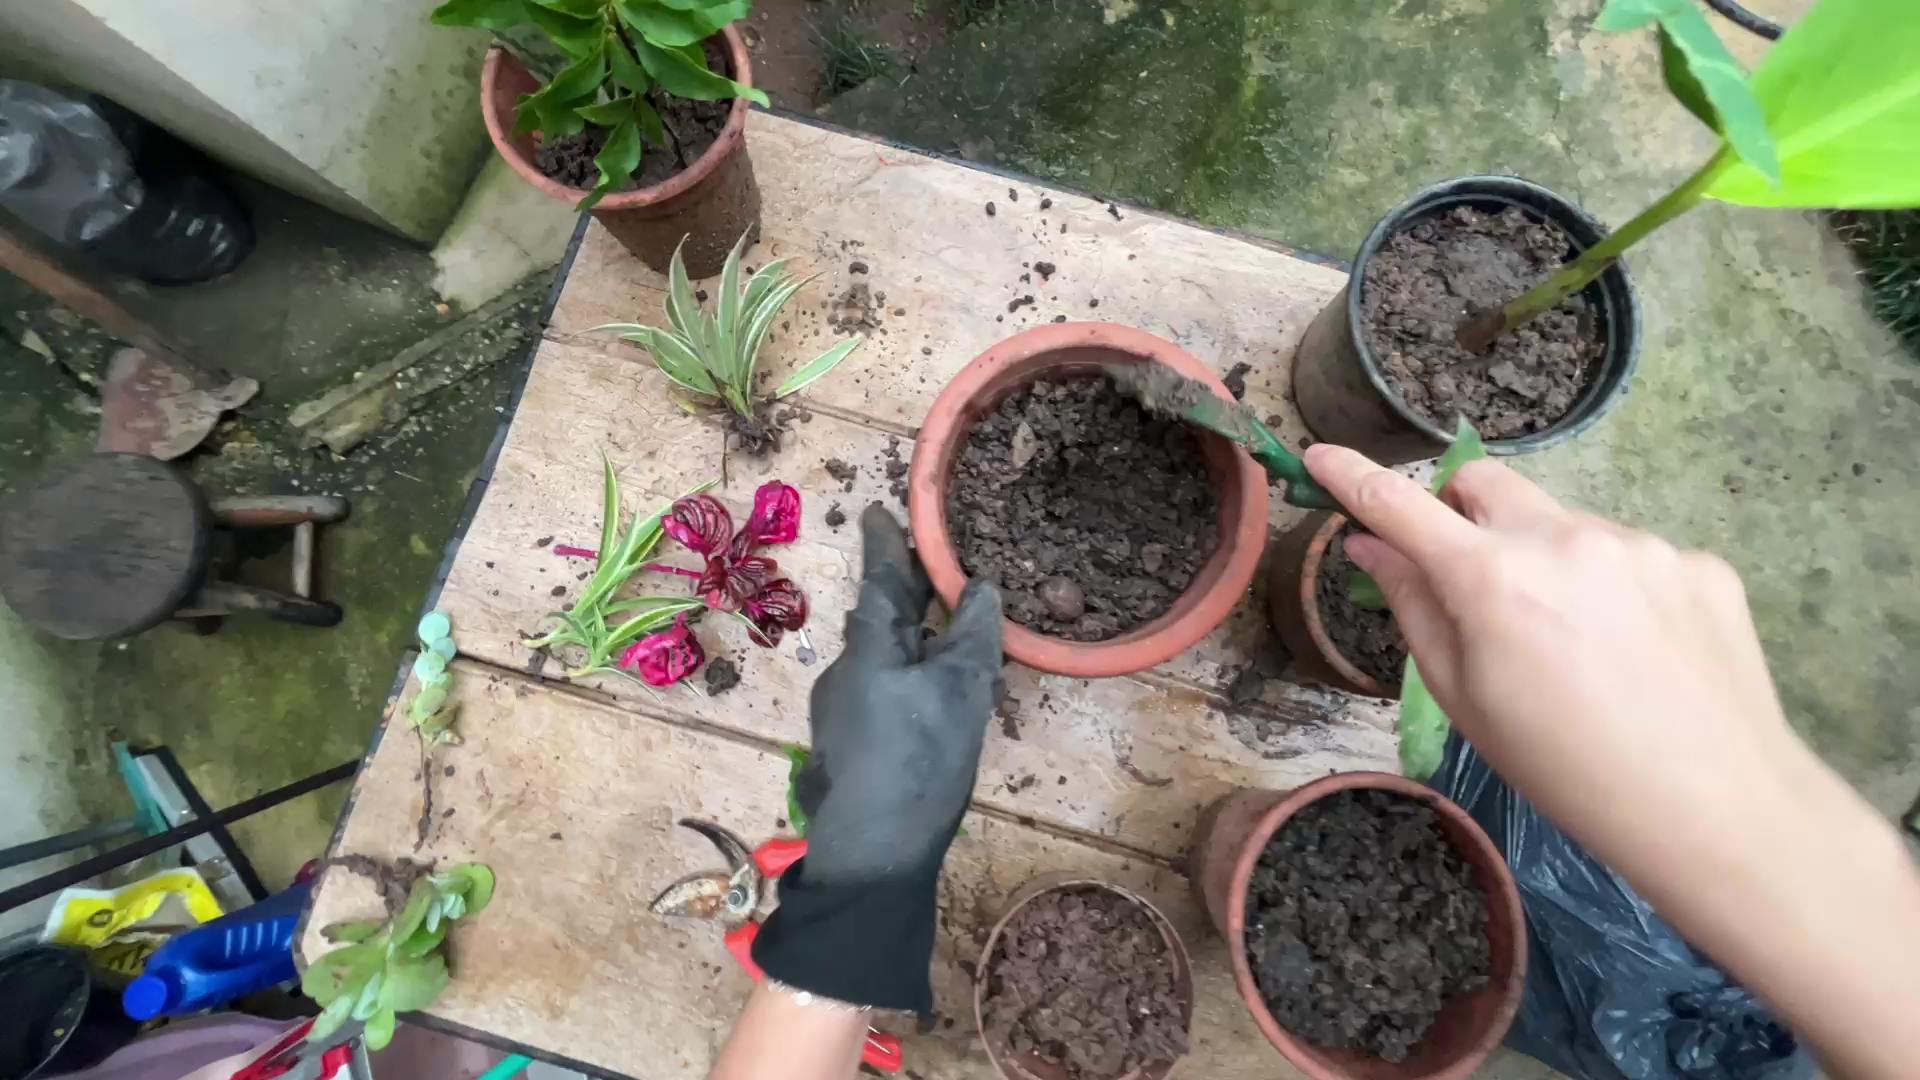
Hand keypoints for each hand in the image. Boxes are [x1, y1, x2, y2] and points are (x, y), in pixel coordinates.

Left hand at [797, 503, 1002, 883]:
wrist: (873, 851)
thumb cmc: (918, 759)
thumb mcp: (961, 691)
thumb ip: (972, 633)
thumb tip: (982, 587)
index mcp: (870, 645)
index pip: (879, 577)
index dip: (885, 542)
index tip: (879, 511)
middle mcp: (849, 667)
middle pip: (881, 613)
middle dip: (904, 585)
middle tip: (929, 562)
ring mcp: (844, 704)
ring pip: (885, 650)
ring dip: (912, 630)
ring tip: (945, 622)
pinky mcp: (850, 736)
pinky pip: (884, 682)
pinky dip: (910, 668)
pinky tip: (934, 685)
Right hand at [1302, 445, 1796, 857]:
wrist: (1717, 810)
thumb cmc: (1553, 760)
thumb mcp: (1455, 688)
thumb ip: (1409, 600)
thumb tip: (1367, 544)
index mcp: (1490, 576)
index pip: (1396, 504)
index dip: (1350, 475)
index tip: (1318, 456)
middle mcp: (1562, 539)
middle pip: (1481, 481)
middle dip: (1454, 509)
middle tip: (1463, 571)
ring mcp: (1638, 544)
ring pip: (1554, 520)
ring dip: (1533, 552)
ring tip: (1564, 631)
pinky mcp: (1696, 563)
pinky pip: (1619, 549)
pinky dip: (1598, 578)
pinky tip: (1624, 640)